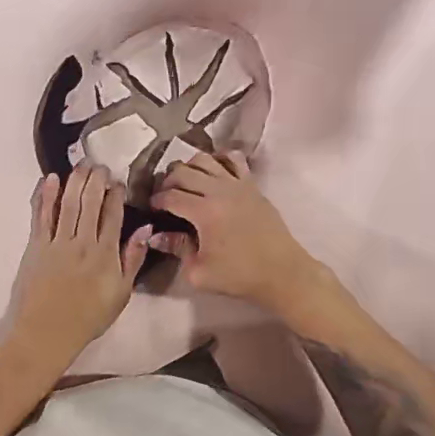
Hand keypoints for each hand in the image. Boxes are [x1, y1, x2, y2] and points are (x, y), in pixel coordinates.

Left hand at [12, 164, 152, 366]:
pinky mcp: (36, 247)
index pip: (113, 215)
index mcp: (106, 254)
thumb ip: (133, 259)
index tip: (118, 181)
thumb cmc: (88, 317)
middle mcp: (82, 243)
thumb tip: (145, 230)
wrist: (48, 331)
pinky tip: (48, 180)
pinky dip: (44, 196)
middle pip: (90, 203)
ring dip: (74, 181)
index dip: (116, 195)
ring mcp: (57, 243)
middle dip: (95, 180)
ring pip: (67, 204)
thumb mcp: (121, 293)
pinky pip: (41, 216)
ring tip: (80, 165)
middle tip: (99, 165)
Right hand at [150, 151, 331, 310]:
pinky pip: (233, 159)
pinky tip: (212, 173)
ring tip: (185, 183)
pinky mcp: (252, 186)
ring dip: (189, 168)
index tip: (151, 209)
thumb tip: (155, 236)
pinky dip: (218, 160)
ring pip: (204, 159)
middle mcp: (220, 191)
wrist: (282, 273)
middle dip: (167, 182)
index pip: (170, 196)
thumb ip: (176, 248)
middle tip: (164, 196)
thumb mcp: (198, 271)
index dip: (155, 201)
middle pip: (183, 171)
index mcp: (205, 212)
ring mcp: (238, 185)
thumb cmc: (238, 275)